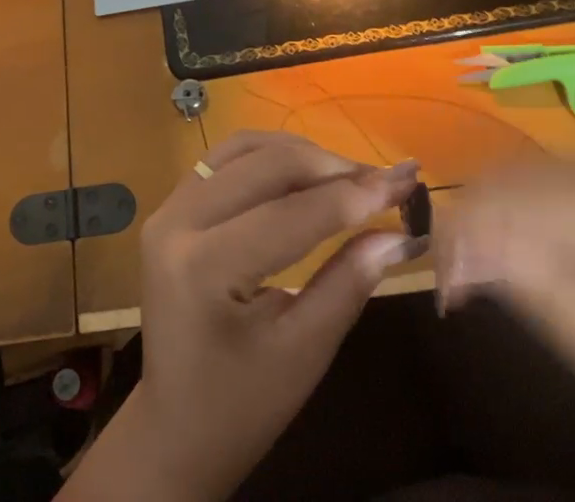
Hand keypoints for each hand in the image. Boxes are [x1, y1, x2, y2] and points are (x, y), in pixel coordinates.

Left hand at [77, 131, 422, 500]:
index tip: (407, 183)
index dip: (353, 196)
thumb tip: (400, 232)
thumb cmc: (243, 402)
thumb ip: (349, 281)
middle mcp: (175, 225)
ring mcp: (167, 211)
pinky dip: (270, 157)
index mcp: (203, 268)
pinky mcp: (171, 209)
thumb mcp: (305, 349)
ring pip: (242, 150)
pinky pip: (224, 161)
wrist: (177, 423)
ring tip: (352, 177)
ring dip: (301, 154)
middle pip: (264, 166)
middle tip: (385, 181)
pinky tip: (307, 173)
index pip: (290, 214)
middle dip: (331, 167)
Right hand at [432, 156, 574, 468]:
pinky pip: (556, 176)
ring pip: (530, 172)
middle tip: (458, 286)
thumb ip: (542, 291)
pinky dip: (526, 209)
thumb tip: (462, 246)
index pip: (520, 198)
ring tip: (487, 276)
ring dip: (496, 216)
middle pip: (518, 177)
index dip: (465, 231)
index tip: (443, 284)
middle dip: (474, 224)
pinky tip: (532, 255)